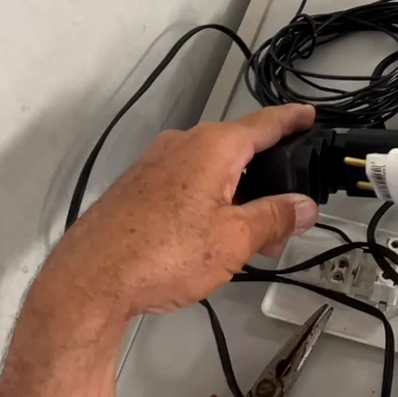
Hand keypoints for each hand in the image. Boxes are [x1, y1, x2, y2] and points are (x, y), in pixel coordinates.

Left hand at [34, 104, 320, 326]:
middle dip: (269, 182)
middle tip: (289, 217)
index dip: (292, 120)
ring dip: (240, 199)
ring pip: (214, 172)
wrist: (89, 281)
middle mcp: (182, 145)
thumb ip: (276, 217)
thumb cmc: (160, 254)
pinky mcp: (138, 188)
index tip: (308, 115)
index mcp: (212, 146)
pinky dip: (211, 204)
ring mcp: (156, 165)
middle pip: (240, 152)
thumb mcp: (235, 239)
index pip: (264, 123)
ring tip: (254, 241)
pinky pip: (188, 185)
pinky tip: (214, 239)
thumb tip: (303, 206)